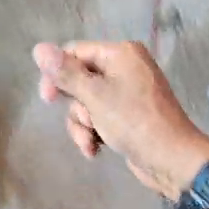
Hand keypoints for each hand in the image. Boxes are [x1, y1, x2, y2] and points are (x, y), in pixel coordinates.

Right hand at [32, 40, 208, 198]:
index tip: (48, 100)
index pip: (74, 52)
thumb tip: (38, 48)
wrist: (171, 160)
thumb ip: (66, 73)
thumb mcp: (95, 96)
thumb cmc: (134, 122)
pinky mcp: (126, 116)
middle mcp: (124, 68)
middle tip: (83, 122)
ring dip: (82, 125)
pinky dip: (93, 133)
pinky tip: (95, 149)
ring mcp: (126, 93)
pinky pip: (98, 117)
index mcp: (120, 54)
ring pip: (85, 103)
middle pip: (78, 79)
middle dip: (75, 107)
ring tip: (91, 141)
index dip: (57, 74)